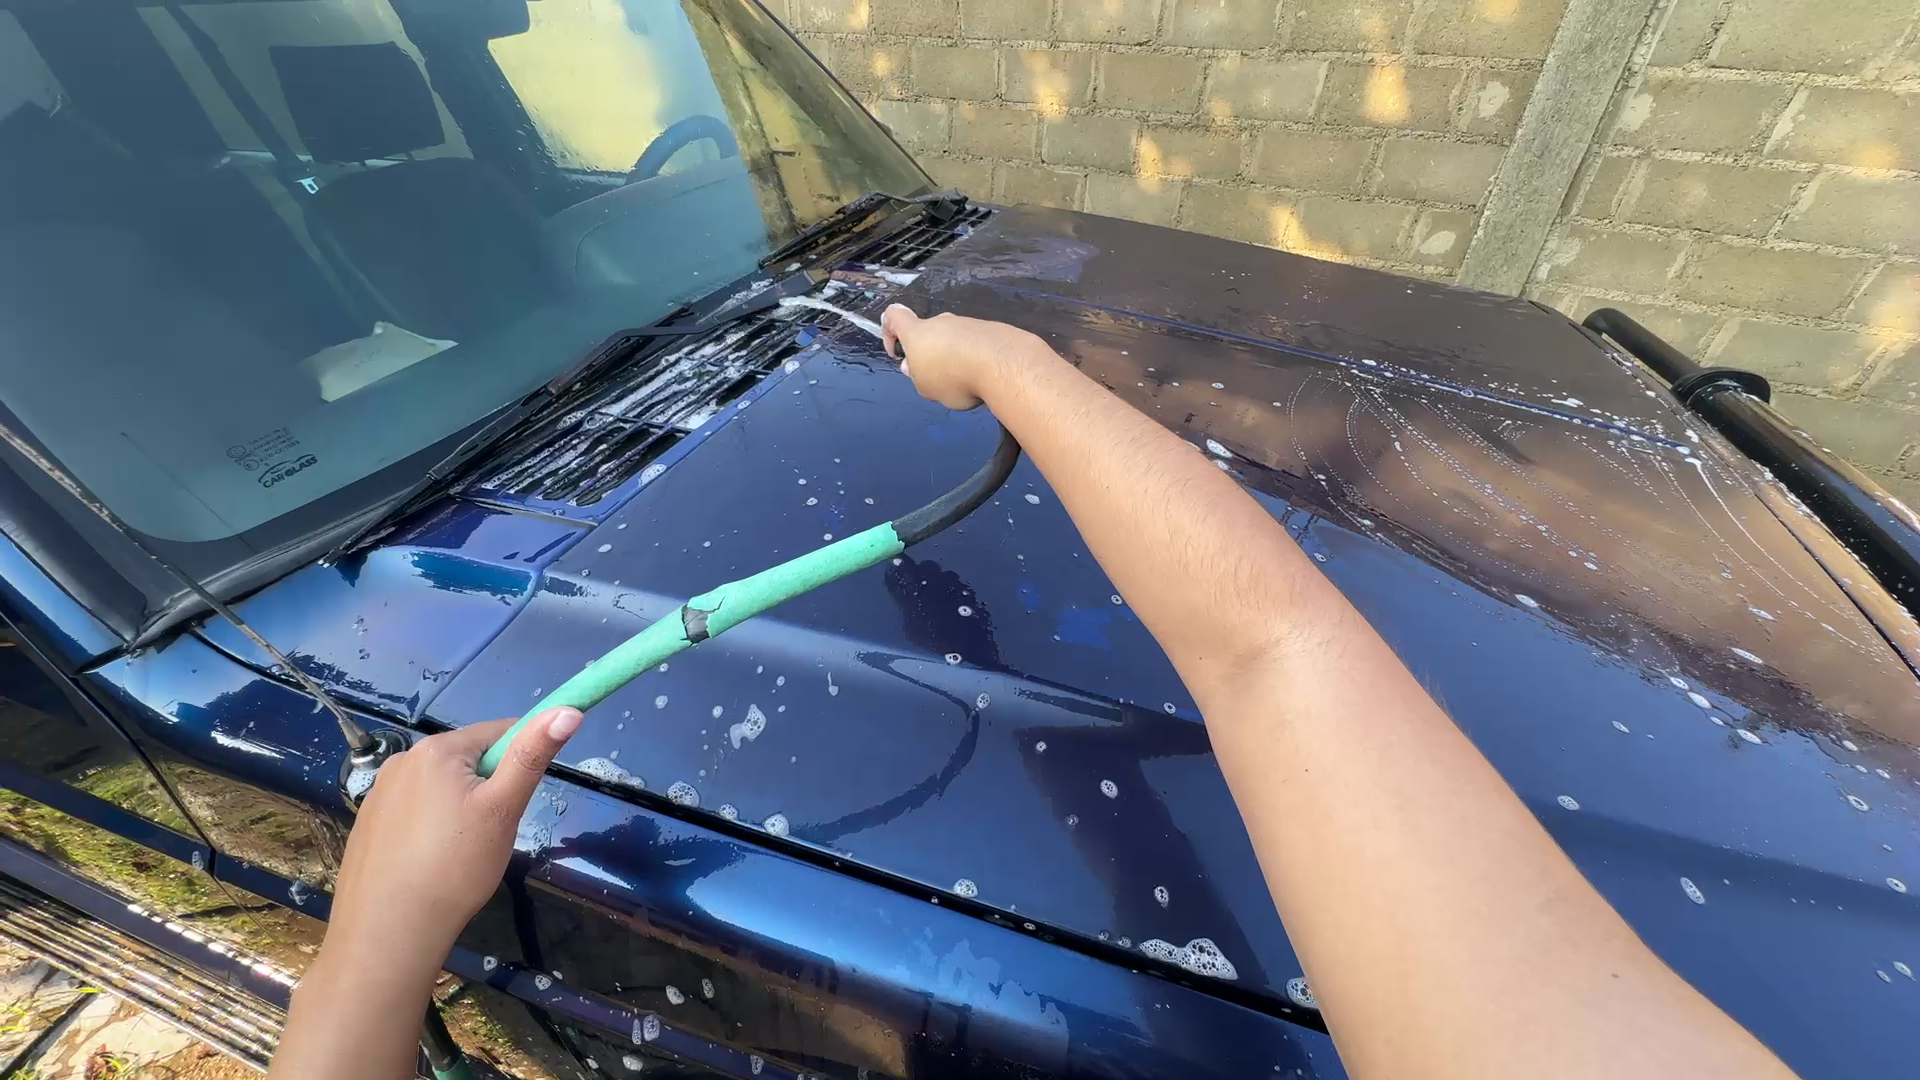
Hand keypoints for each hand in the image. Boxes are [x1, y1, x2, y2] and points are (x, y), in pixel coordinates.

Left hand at [328, 708, 580, 965]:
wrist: (386, 939)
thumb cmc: (455, 867)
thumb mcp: (505, 807)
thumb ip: (533, 753)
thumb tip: (569, 709)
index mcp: (436, 750)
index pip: (501, 732)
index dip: (521, 763)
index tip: (517, 801)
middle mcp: (402, 762)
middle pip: (472, 759)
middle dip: (492, 787)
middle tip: (494, 830)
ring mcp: (378, 795)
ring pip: (446, 785)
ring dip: (465, 805)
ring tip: (465, 849)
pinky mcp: (367, 826)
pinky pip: (419, 808)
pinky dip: (436, 825)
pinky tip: (434, 861)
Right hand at [881, 305, 1042, 409]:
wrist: (1001, 363)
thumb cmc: (953, 376)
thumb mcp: (926, 387)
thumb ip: (916, 376)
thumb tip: (911, 366)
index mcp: (917, 333)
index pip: (893, 315)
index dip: (889, 332)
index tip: (897, 354)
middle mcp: (941, 322)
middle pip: (927, 334)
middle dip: (929, 356)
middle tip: (937, 380)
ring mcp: (966, 324)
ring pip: (952, 340)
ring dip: (953, 359)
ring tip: (965, 384)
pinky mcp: (989, 331)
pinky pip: (974, 344)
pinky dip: (974, 359)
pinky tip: (983, 378)